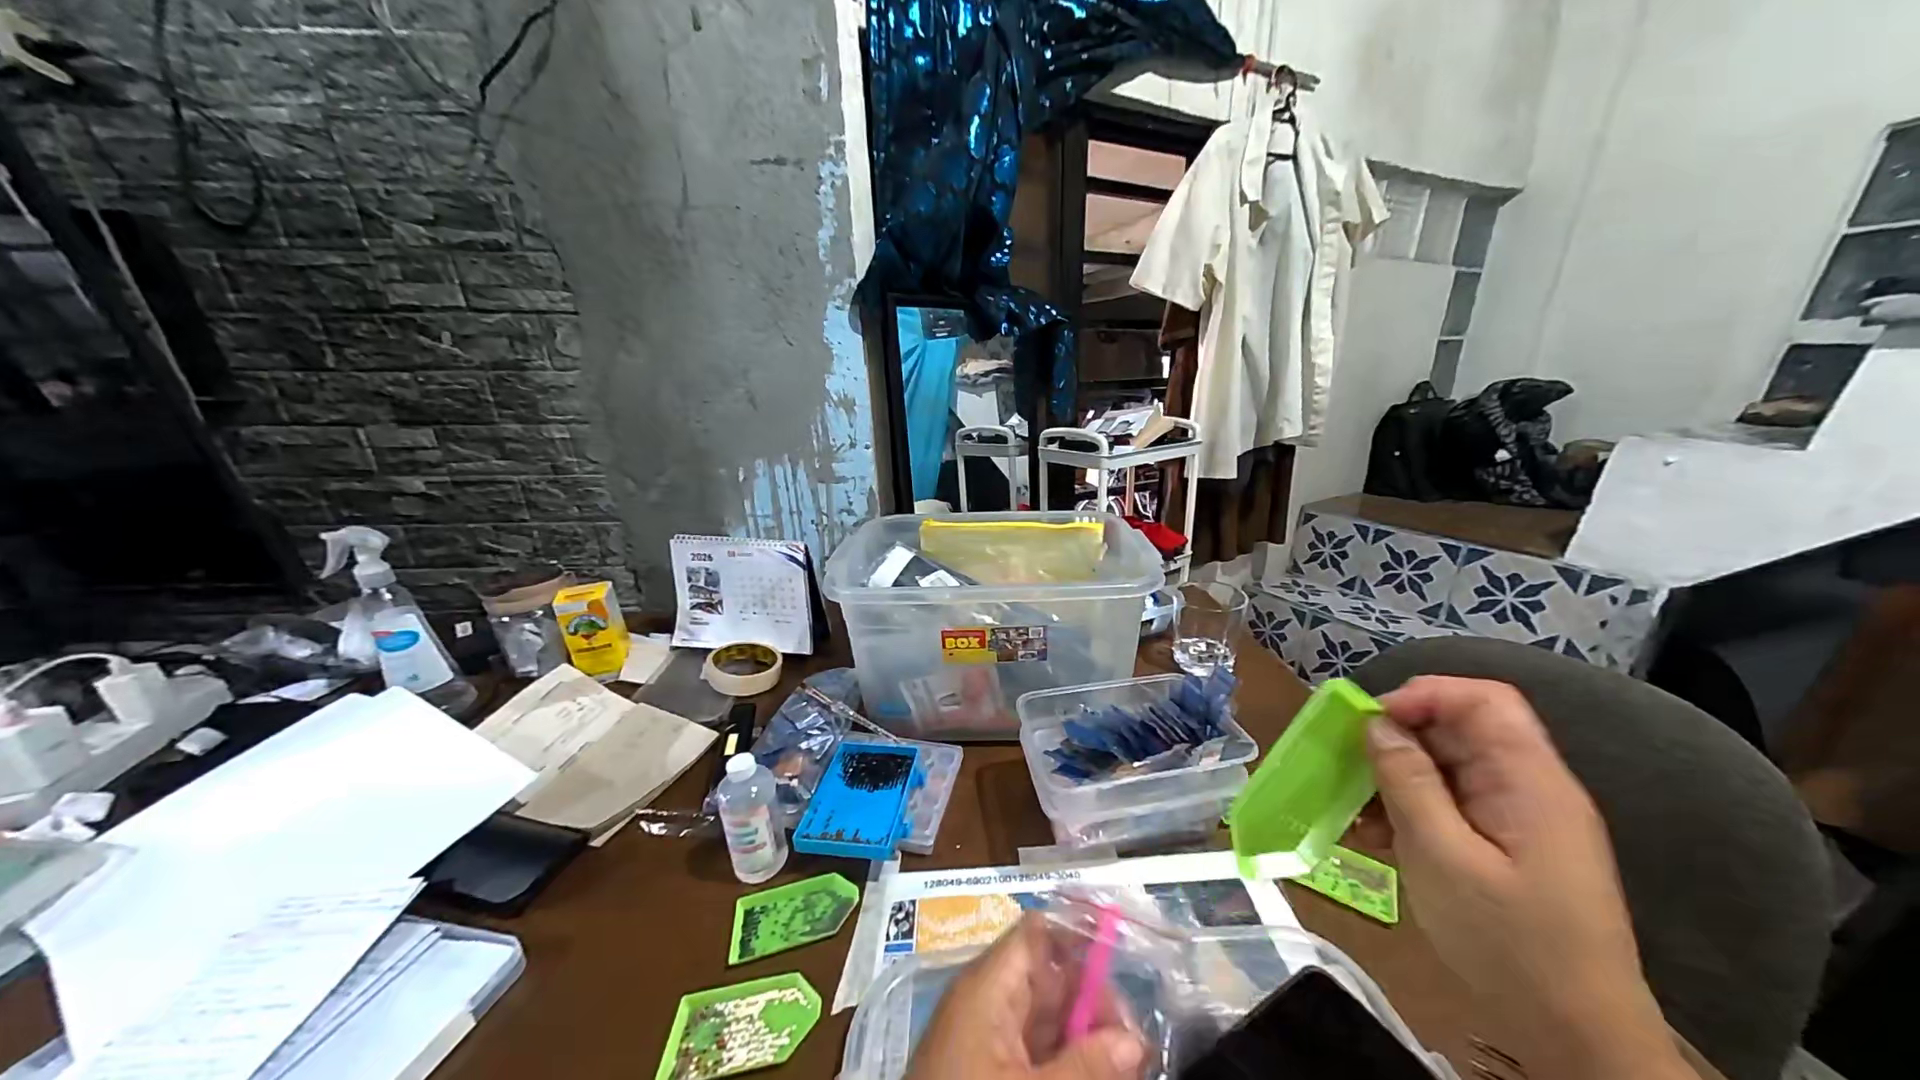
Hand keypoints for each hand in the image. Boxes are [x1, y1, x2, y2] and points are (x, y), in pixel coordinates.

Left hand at [906, 915, 1144, 1079]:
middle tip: (1137, 1042)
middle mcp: (988, 999)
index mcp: (989, 985)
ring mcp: (987, 1036)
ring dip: (1086, 1036)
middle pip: (1051, 978)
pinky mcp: (987, 1066)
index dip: (1080, 936)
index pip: (1038, 934)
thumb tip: (1135, 1039)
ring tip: (1129, 1062)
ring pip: (1047, 1018)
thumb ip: (1086, 1065)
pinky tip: (1097, 1073)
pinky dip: (1066, 1059)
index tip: (1127, 960)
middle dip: (1095, 1003)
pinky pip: (1034, 1048)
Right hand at [1363, 676, 1690, 1079]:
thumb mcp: (1442, 856)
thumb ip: (1408, 782)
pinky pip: (1447, 804)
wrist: (1574, 1033)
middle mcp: (1527, 787)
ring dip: (1392, 779)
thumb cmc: (1510, 941)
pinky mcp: (1502, 844)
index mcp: (1530, 781)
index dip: (1422, 695)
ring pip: (1444, 766)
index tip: (1368, 722)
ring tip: (1352, 810)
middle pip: (1457, 730)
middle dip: (1394, 740)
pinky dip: (1406, 809)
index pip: (1482, 700)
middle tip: (1345, 767)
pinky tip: (1372, 837)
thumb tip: (1376, 724)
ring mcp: (1516, 817)